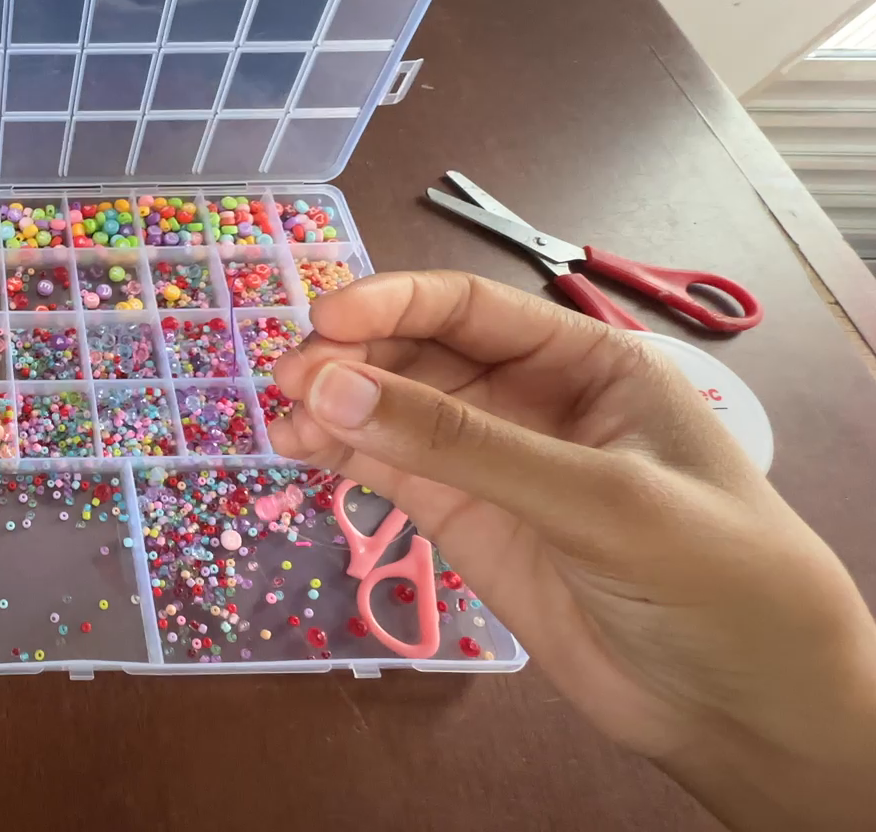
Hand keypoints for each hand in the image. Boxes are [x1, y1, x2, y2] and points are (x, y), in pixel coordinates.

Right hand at [268, 271, 875, 829]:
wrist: (737, 718)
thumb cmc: (714, 586)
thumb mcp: (595, 500)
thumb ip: (458, 442)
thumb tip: (327, 388)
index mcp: (577, 363)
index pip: (465, 307)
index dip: (389, 302)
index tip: (322, 319)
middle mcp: (516, 395)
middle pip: (406, 349)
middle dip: (345, 355)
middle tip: (290, 380)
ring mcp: (473, 452)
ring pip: (378, 402)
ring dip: (325, 400)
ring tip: (284, 417)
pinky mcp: (444, 504)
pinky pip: (372, 458)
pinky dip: (328, 446)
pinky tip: (295, 446)